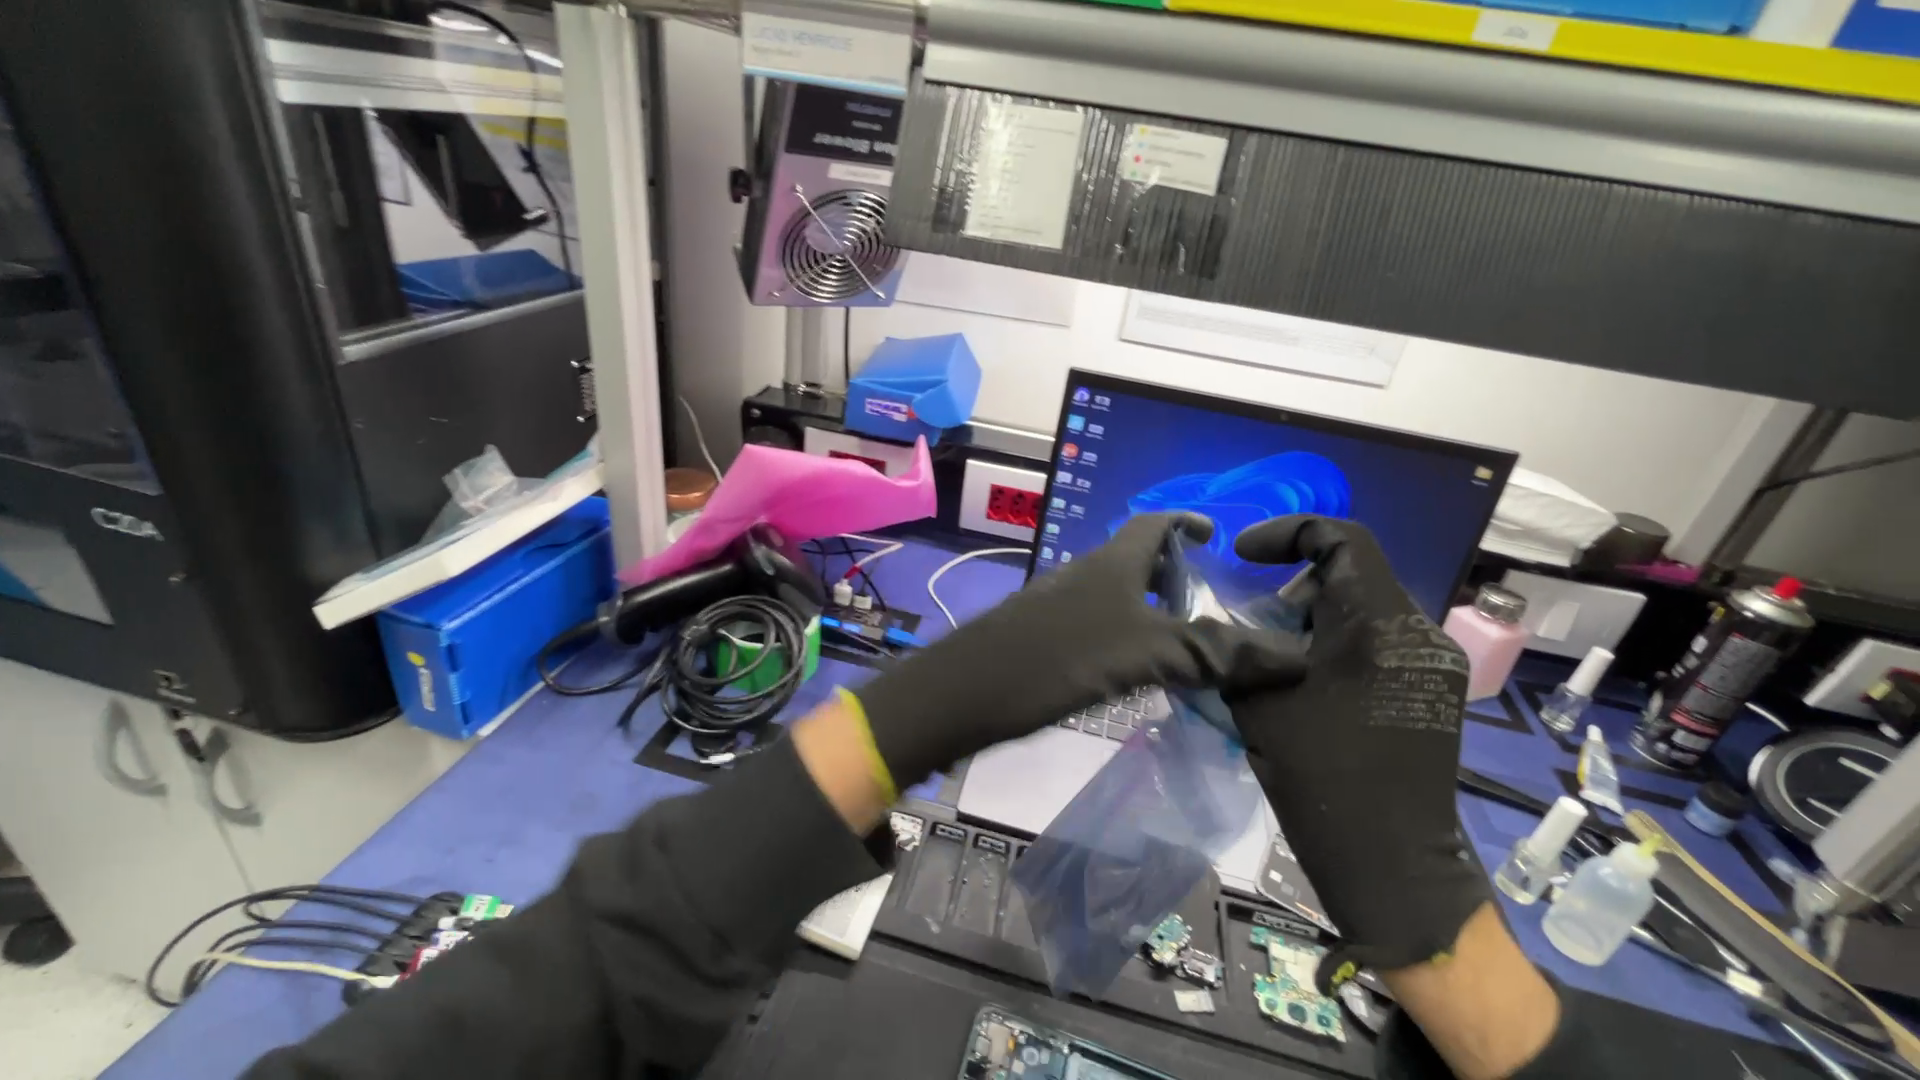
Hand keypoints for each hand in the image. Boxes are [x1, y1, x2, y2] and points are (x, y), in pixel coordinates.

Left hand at [855, 513, 1307, 789]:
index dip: (1186, 522)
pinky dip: (1124, 638)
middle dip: (1172, 573)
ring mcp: (1057, 607)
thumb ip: (1214, 653)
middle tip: (1208, 606)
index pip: (1154, 524)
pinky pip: (1095, 626)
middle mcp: (1083, 575)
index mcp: (1111, 563)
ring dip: (1149, 610)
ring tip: (1182, 645)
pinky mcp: (1040, 640)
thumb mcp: (1146, 653)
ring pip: (1114, 596)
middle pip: (1135, 560)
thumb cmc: (1059, 657)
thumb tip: (1295, 659)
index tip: (1214, 535)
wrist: (968, 690)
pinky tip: (1132, 674)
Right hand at [1228, 515, 1488, 978]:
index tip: (1243, 555)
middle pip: (1353, 575)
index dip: (1286, 533)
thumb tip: (1224, 624)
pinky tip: (1310, 686)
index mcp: (1378, 623)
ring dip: (1315, 618)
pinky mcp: (1436, 692)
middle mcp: (1418, 631)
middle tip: (1251, 623)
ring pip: (1367, 610)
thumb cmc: (1320, 775)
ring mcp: (1434, 663)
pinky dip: (1340, 645)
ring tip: (1274, 660)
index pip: (1341, 538)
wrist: (1391, 861)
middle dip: (1294, 587)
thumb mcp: (1259, 701)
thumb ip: (1238, 647)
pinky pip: (1382, 644)